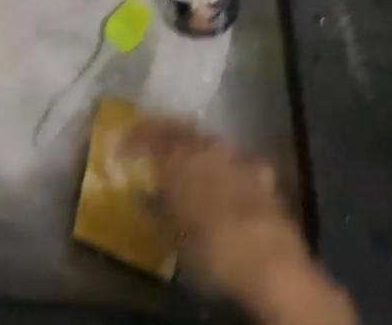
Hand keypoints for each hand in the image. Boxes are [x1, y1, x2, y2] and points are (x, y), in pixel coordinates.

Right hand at [127, 119, 354, 324]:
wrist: (269, 262)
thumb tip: (141, 194)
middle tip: (153, 145)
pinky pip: (239, 163)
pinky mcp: (263, 176)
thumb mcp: (170, 232)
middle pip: (179, 129)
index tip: (122, 147)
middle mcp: (204, 146)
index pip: (146, 133)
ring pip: (210, 143)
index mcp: (175, 155)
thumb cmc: (209, 245)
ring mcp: (237, 158)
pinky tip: (229, 181)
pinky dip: (229, 169)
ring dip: (197, 149)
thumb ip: (153, 207)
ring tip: (190, 163)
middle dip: (164, 134)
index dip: (132, 138)